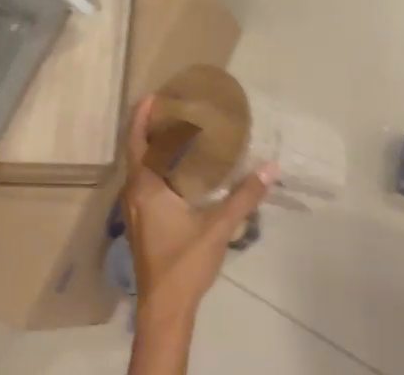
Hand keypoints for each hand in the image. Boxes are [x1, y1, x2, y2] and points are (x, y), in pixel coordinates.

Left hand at [122, 94, 277, 324]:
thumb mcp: (217, 227)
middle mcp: (134, 193)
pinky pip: (146, 183)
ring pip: (141, 168)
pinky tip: (181, 169)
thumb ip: (244, 196)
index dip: (142, 116)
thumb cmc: (184, 263)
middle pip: (138, 151)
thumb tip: (270, 166)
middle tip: (174, 107)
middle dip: (151, 127)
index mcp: (145, 187)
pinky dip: (159, 167)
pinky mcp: (142, 223)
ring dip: (155, 148)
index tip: (155, 94)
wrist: (165, 309)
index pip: (137, 141)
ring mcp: (135, 210)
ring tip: (179, 130)